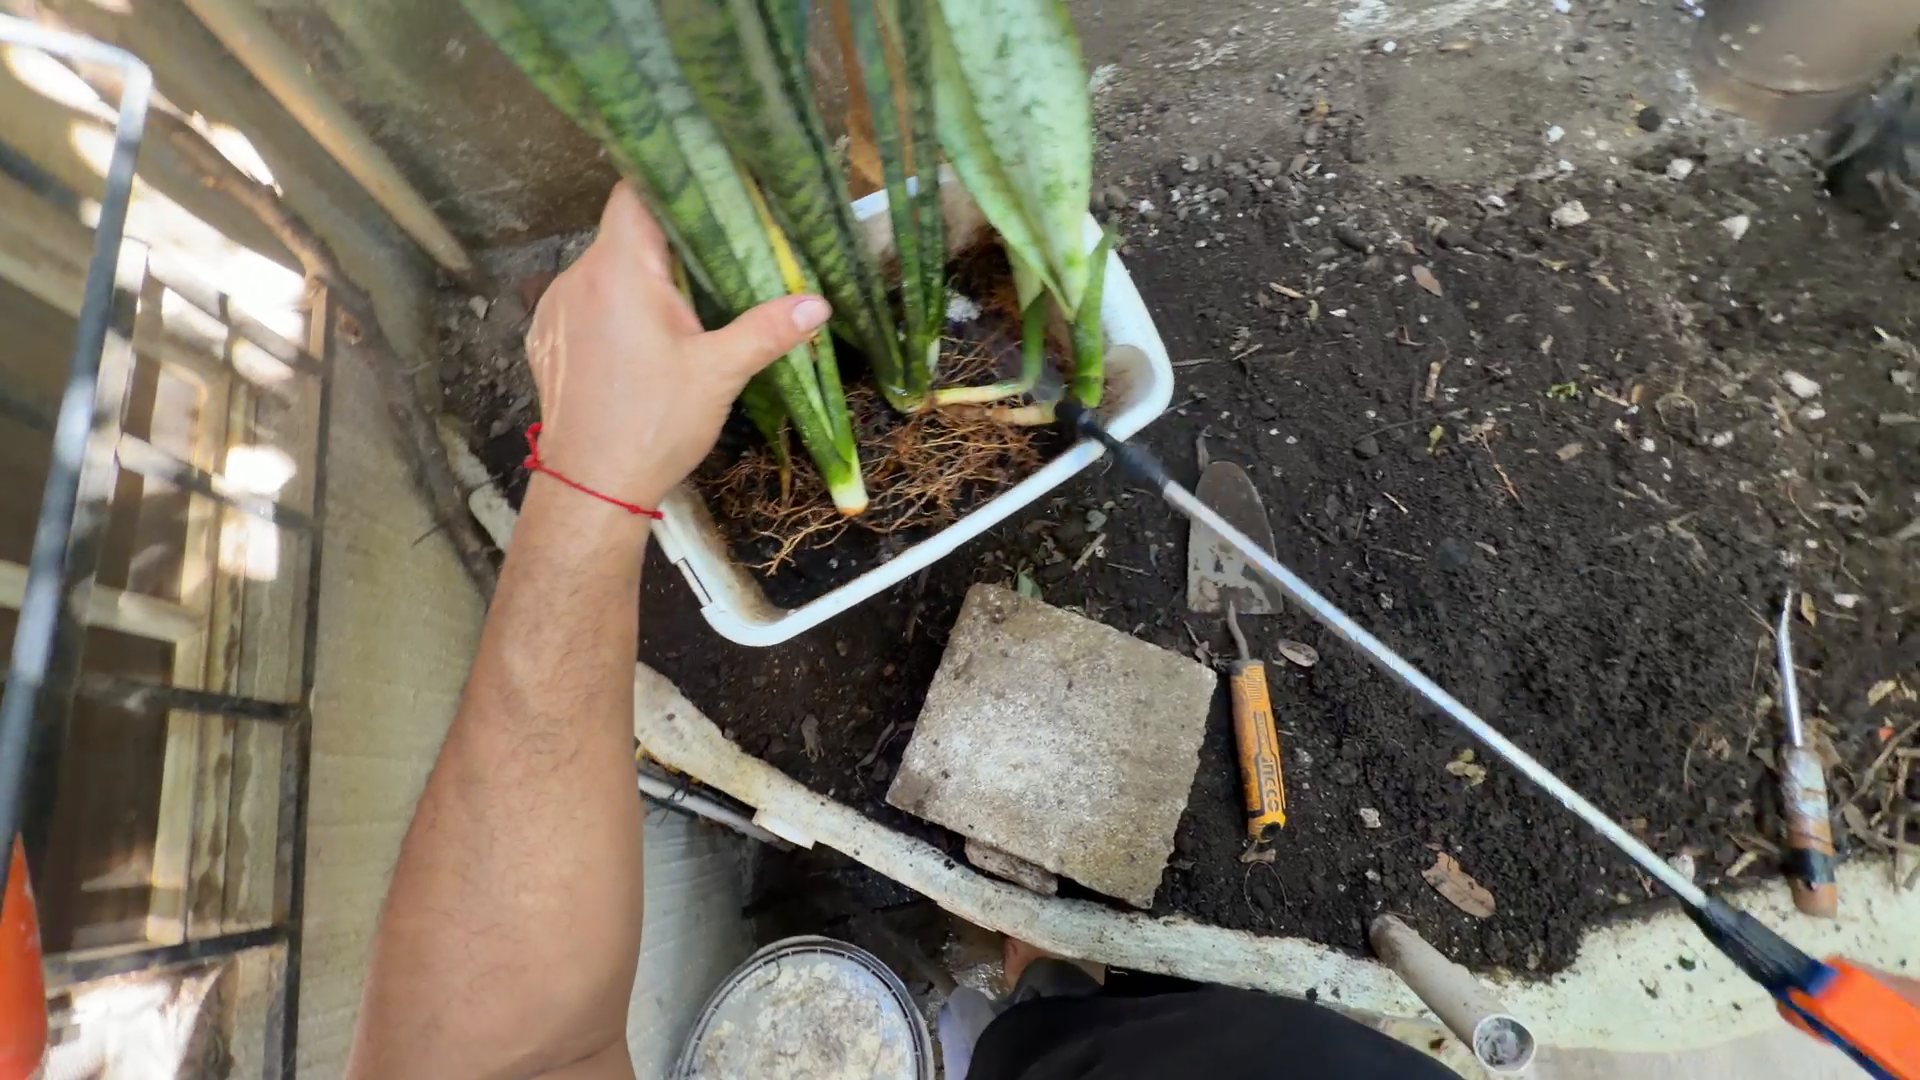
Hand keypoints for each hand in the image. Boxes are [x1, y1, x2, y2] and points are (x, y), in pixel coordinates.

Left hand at [522, 182, 830, 511]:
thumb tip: (819, 304)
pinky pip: (587, 303)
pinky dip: (617, 309)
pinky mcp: (549, 340)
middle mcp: (577, 277)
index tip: (713, 197)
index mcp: (620, 270)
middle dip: (673, 244)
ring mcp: (556, 309)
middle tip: (721, 263)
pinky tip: (644, 343)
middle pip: (627, 234)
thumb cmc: (656, 424)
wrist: (593, 485)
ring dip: (644, 280)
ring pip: (607, 271)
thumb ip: (768, 331)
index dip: (674, 187)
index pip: (637, 193)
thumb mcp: (720, 375)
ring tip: (687, 309)